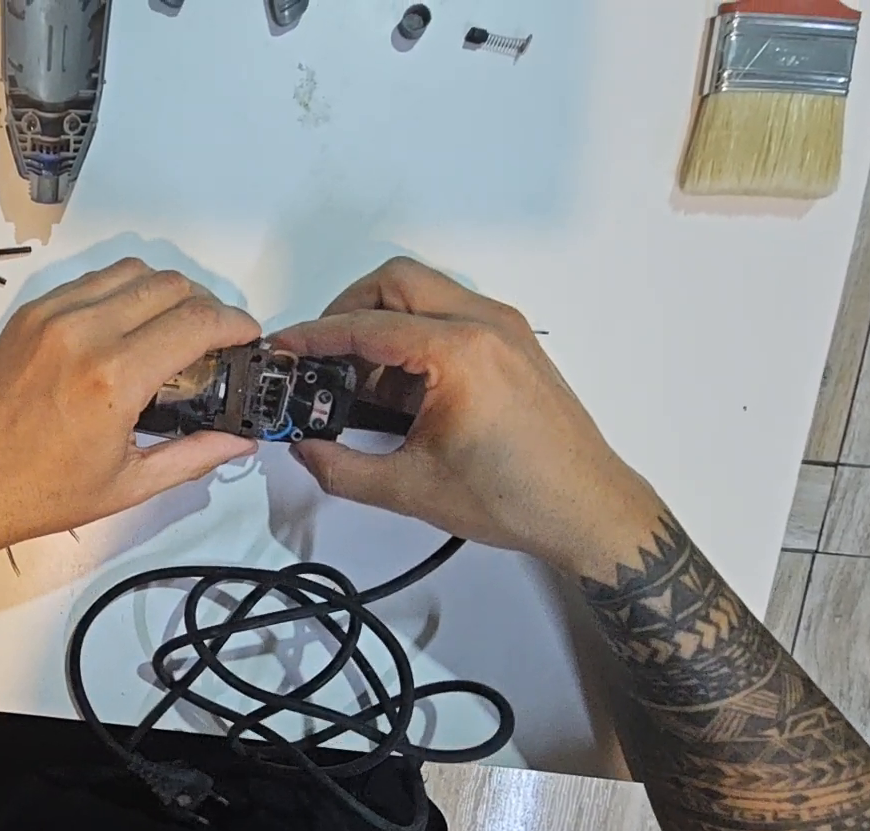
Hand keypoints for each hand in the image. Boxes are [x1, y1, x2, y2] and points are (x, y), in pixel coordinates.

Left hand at [0, 259, 260, 551]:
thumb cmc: (39, 495)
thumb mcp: (127, 485)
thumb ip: (193, 457)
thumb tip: (239, 442)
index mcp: (113, 378)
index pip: (196, 321)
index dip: (234, 323)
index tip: (247, 336)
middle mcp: (83, 332)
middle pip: (170, 285)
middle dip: (206, 305)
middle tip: (213, 339)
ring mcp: (50, 317)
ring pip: (131, 271)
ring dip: (165, 292)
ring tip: (173, 329)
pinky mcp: (28, 315)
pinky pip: (91, 281)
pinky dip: (122, 292)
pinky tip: (126, 327)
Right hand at [274, 258, 665, 576]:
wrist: (587, 509)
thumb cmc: (508, 497)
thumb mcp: (406, 489)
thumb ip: (338, 468)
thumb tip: (301, 448)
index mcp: (458, 353)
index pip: (367, 326)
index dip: (314, 336)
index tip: (283, 348)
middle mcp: (485, 324)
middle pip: (396, 281)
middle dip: (347, 310)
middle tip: (320, 355)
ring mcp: (504, 329)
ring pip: (423, 292)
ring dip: (379, 322)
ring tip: (356, 380)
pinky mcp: (512, 343)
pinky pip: (447, 314)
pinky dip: (410, 335)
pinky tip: (396, 388)